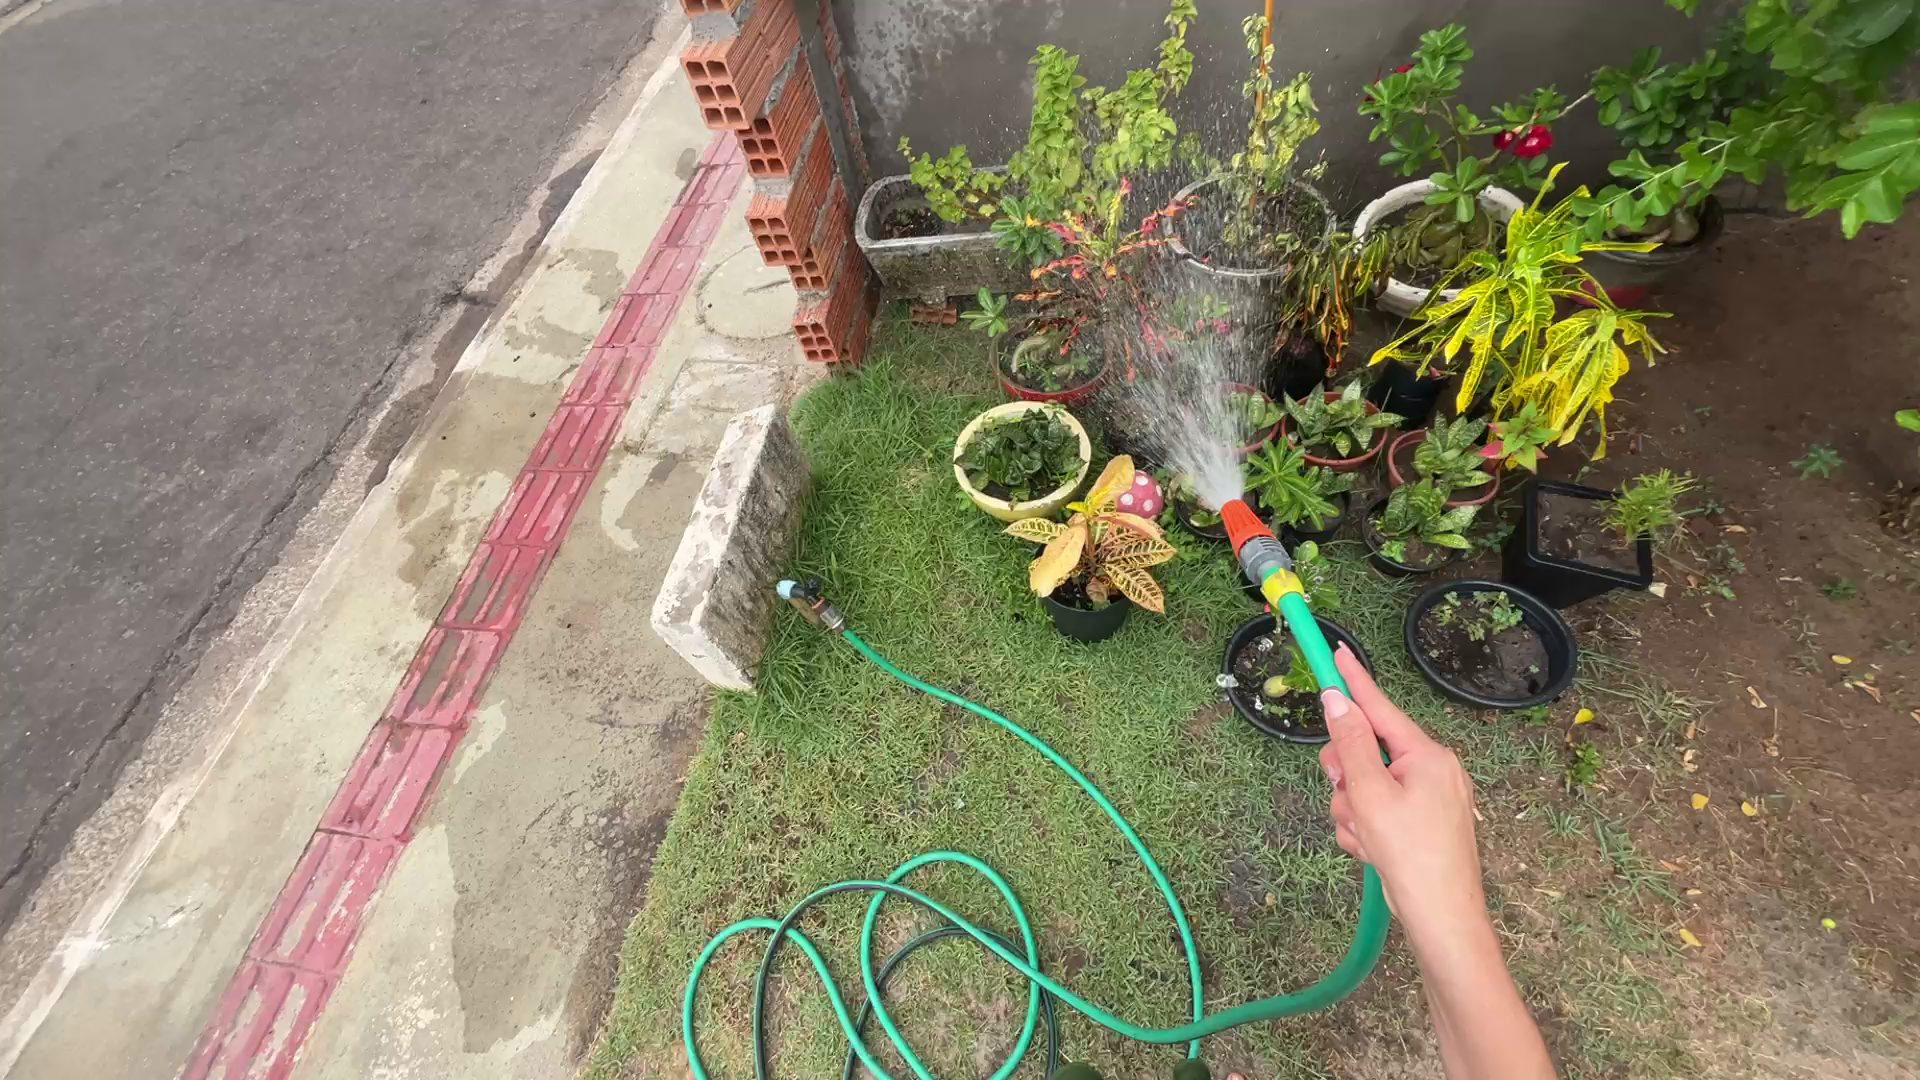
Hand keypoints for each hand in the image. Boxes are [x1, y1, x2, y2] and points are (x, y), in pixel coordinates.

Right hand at [1317, 644, 1485, 944]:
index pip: (1379, 707)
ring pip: (1362, 782)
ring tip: (1364, 835)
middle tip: (1346, 797)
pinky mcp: (1419, 821)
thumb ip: (1350, 742)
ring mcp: (1427, 797)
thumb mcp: (1370, 793)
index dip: (1353, 679)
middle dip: (1345, 775)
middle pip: (1363, 749)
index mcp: (1426, 755)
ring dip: (1351, 807)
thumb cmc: (1410, 854)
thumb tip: (1336, 700)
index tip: (1336, 650)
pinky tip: (1372, 849)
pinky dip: (1364, 825)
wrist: (1442, 923)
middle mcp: (1430, 769)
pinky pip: (1374, 807)